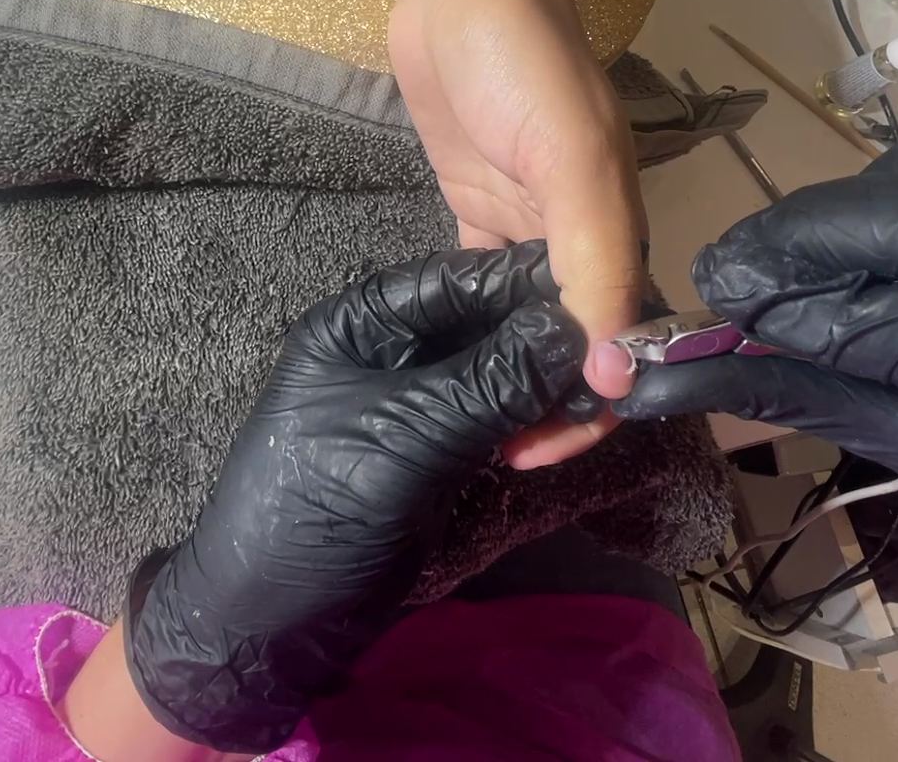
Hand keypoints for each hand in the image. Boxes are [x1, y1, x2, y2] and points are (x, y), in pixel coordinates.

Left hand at [124, 243, 586, 751]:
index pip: (460, 279)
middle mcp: (391, 343)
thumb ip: (491, 381)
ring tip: (604, 404)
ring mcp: (416, 394)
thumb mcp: (405, 438)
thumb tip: (578, 330)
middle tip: (621, 361)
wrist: (276, 616)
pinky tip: (570, 428)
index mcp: (362, 319)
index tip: (610, 298)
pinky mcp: (436, 439)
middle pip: (485, 321)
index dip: (531, 284)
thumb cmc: (319, 507)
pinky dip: (531, 418)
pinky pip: (495, 411)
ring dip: (546, 382)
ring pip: (498, 368)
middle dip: (546, 337)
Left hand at [388, 0, 645, 464]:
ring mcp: (522, 224)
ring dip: (503, 368)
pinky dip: (467, 321)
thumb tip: (617, 371)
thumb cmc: (522, 64)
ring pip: (524, 317)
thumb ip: (595, 259)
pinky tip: (444, 356)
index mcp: (612, 232)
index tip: (540, 455)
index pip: (620, 342)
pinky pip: (476, 281)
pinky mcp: (475, 208)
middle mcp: (574, 238)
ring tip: (465, 421)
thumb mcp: (571, 157)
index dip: (592, 405)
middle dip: (542, 400)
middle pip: (571, 340)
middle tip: (493, 453)